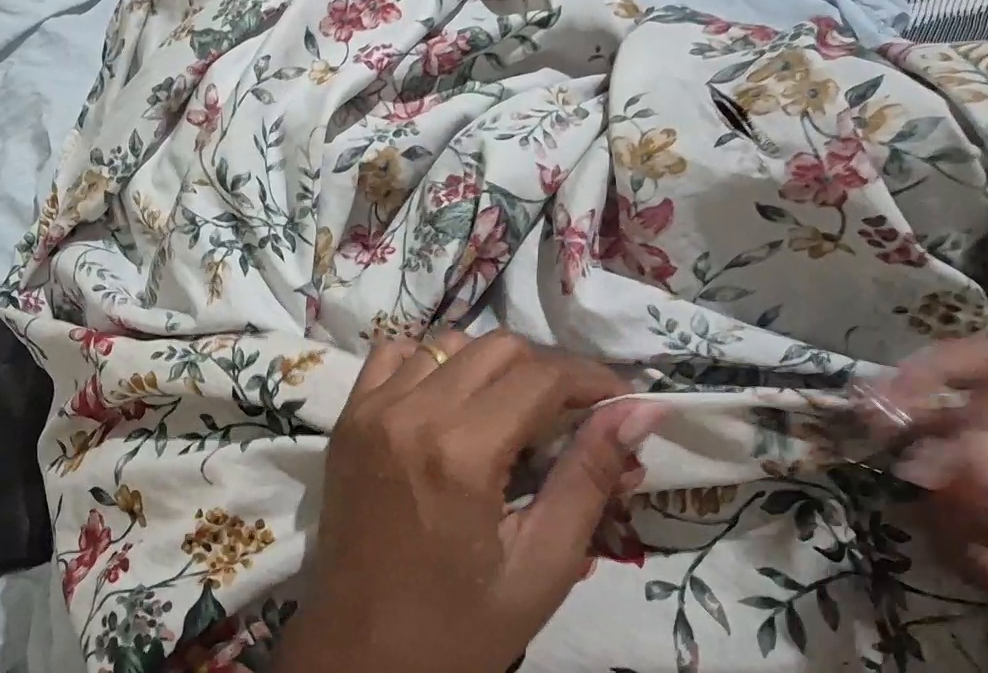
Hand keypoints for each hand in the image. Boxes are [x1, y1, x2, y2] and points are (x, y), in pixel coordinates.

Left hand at [276, 330, 665, 672]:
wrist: (360, 653)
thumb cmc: (459, 626)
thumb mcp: (542, 565)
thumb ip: (589, 477)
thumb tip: (640, 411)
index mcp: (460, 451)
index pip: (541, 376)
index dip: (593, 381)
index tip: (622, 406)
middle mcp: (410, 411)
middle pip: (497, 348)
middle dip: (547, 373)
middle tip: (572, 419)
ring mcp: (370, 409)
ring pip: (446, 345)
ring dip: (491, 367)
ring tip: (514, 416)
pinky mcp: (347, 417)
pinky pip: (393, 357)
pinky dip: (430, 363)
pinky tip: (450, 403)